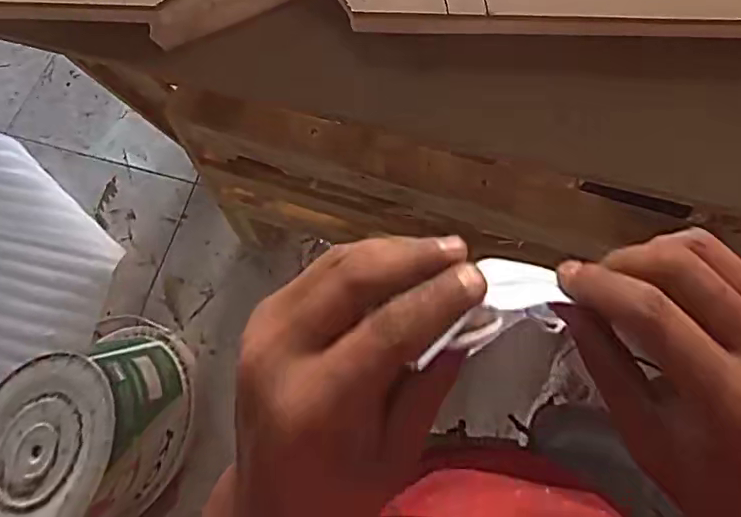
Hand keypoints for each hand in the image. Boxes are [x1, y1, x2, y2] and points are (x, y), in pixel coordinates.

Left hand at [211, 236, 485, 516]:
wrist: (266, 500)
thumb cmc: (337, 491)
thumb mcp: (396, 454)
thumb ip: (430, 383)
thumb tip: (470, 319)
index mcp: (315, 403)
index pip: (385, 331)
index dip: (436, 298)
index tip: (476, 279)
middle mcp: (281, 351)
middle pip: (353, 278)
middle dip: (412, 257)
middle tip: (458, 251)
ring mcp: (266, 324)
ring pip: (336, 262)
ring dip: (391, 250)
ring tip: (437, 249)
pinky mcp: (265, 310)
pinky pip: (321, 270)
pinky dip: (364, 259)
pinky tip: (398, 259)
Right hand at [557, 229, 740, 516]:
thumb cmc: (727, 496)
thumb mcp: (651, 443)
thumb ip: (607, 367)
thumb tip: (571, 307)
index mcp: (739, 404)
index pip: (654, 312)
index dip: (600, 285)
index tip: (567, 279)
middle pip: (679, 265)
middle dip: (620, 261)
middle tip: (592, 278)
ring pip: (703, 249)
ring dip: (650, 252)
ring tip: (625, 278)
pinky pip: (729, 263)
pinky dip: (685, 262)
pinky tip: (665, 287)